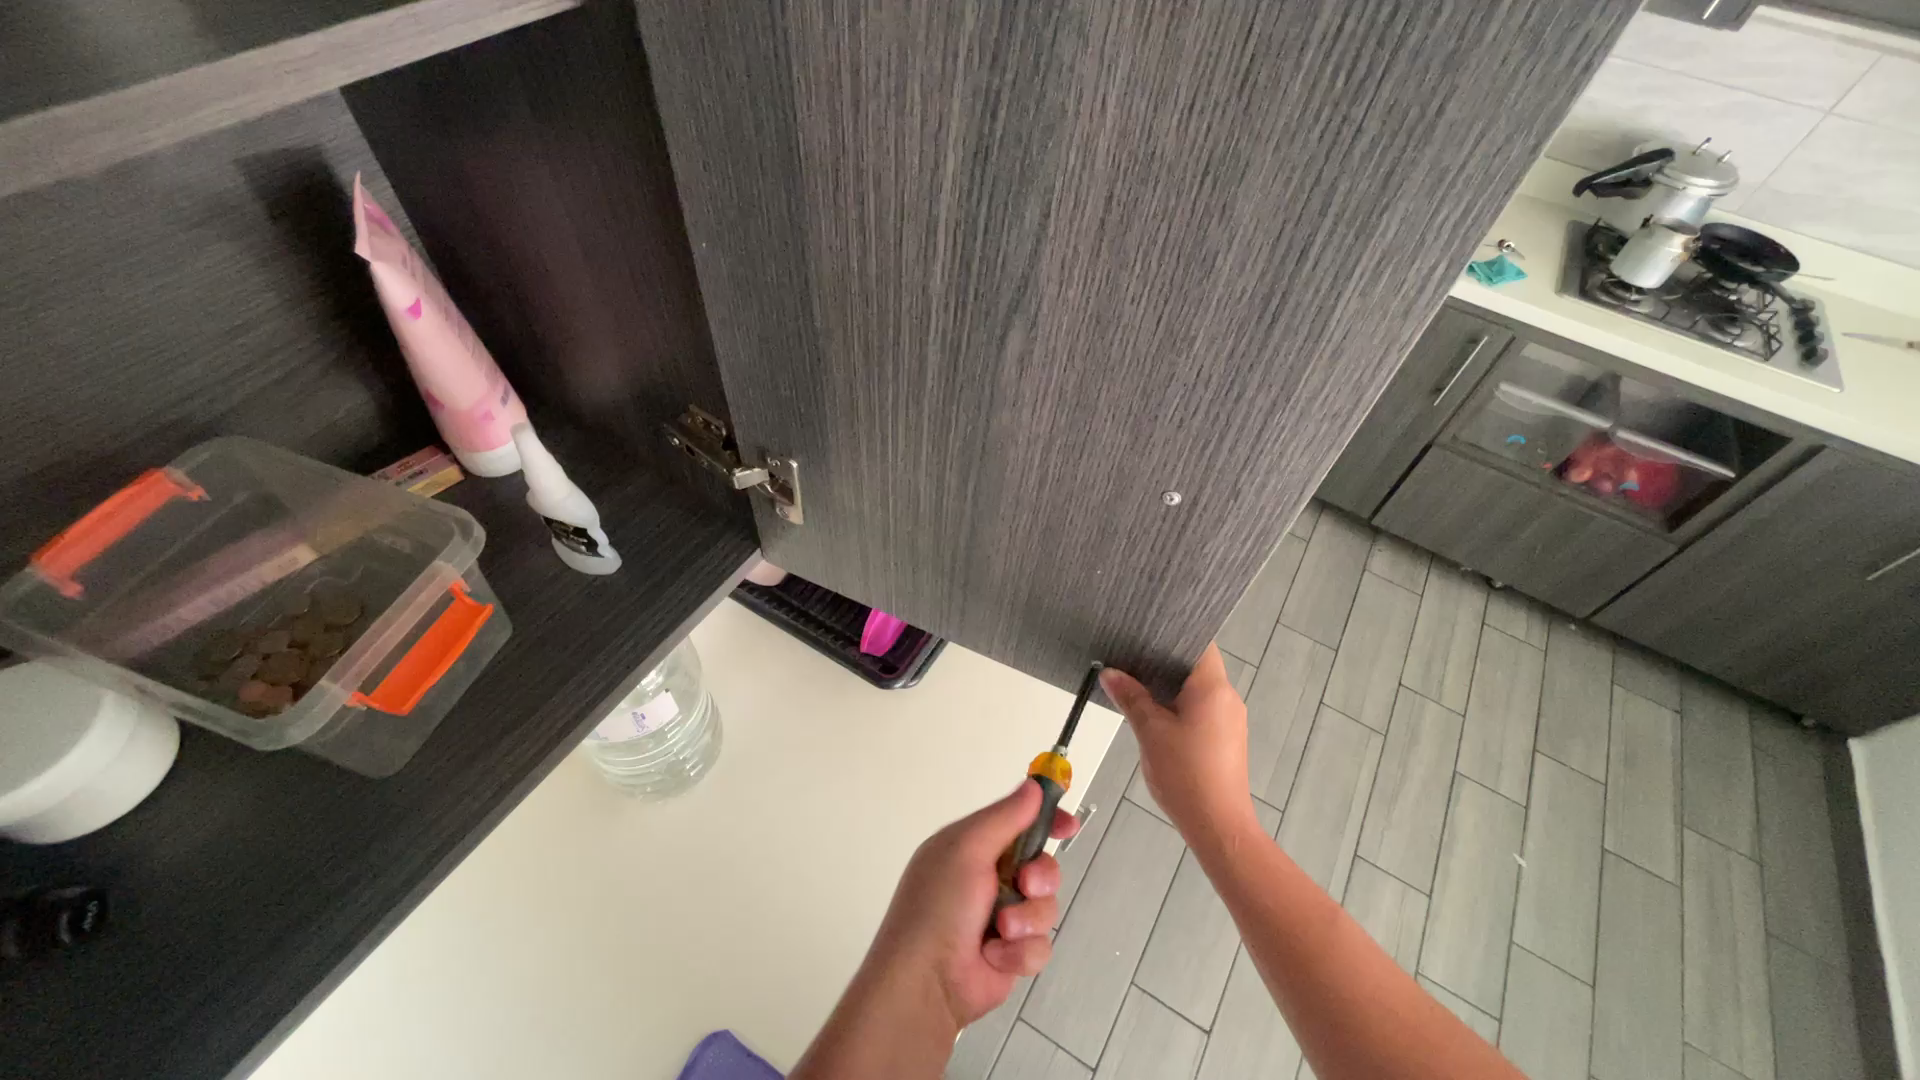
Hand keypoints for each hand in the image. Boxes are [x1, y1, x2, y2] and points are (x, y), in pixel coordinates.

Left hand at [860, 781, 1080, 1031]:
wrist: (926, 983)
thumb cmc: (940, 906)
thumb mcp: (967, 849)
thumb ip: (1005, 817)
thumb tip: (1033, 784)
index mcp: (973, 846)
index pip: (1018, 822)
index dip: (1046, 820)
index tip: (1069, 825)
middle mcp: (988, 878)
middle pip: (1042, 864)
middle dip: (1041, 876)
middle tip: (1026, 885)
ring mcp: (1001, 917)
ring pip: (1046, 906)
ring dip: (1027, 919)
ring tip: (1001, 931)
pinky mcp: (1012, 954)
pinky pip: (1040, 945)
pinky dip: (1021, 952)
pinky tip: (995, 958)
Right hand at [1100, 644, 1260, 838]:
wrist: (1218, 824)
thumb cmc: (1185, 773)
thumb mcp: (1150, 732)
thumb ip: (1131, 698)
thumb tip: (1110, 673)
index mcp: (1213, 688)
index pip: (1199, 644)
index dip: (1173, 634)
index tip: (1144, 633)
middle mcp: (1228, 698)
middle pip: (1197, 667)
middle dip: (1164, 663)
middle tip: (1129, 657)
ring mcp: (1231, 720)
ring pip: (1199, 690)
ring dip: (1171, 688)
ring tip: (1136, 685)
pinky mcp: (1227, 739)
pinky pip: (1202, 710)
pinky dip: (1180, 706)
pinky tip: (1156, 716)